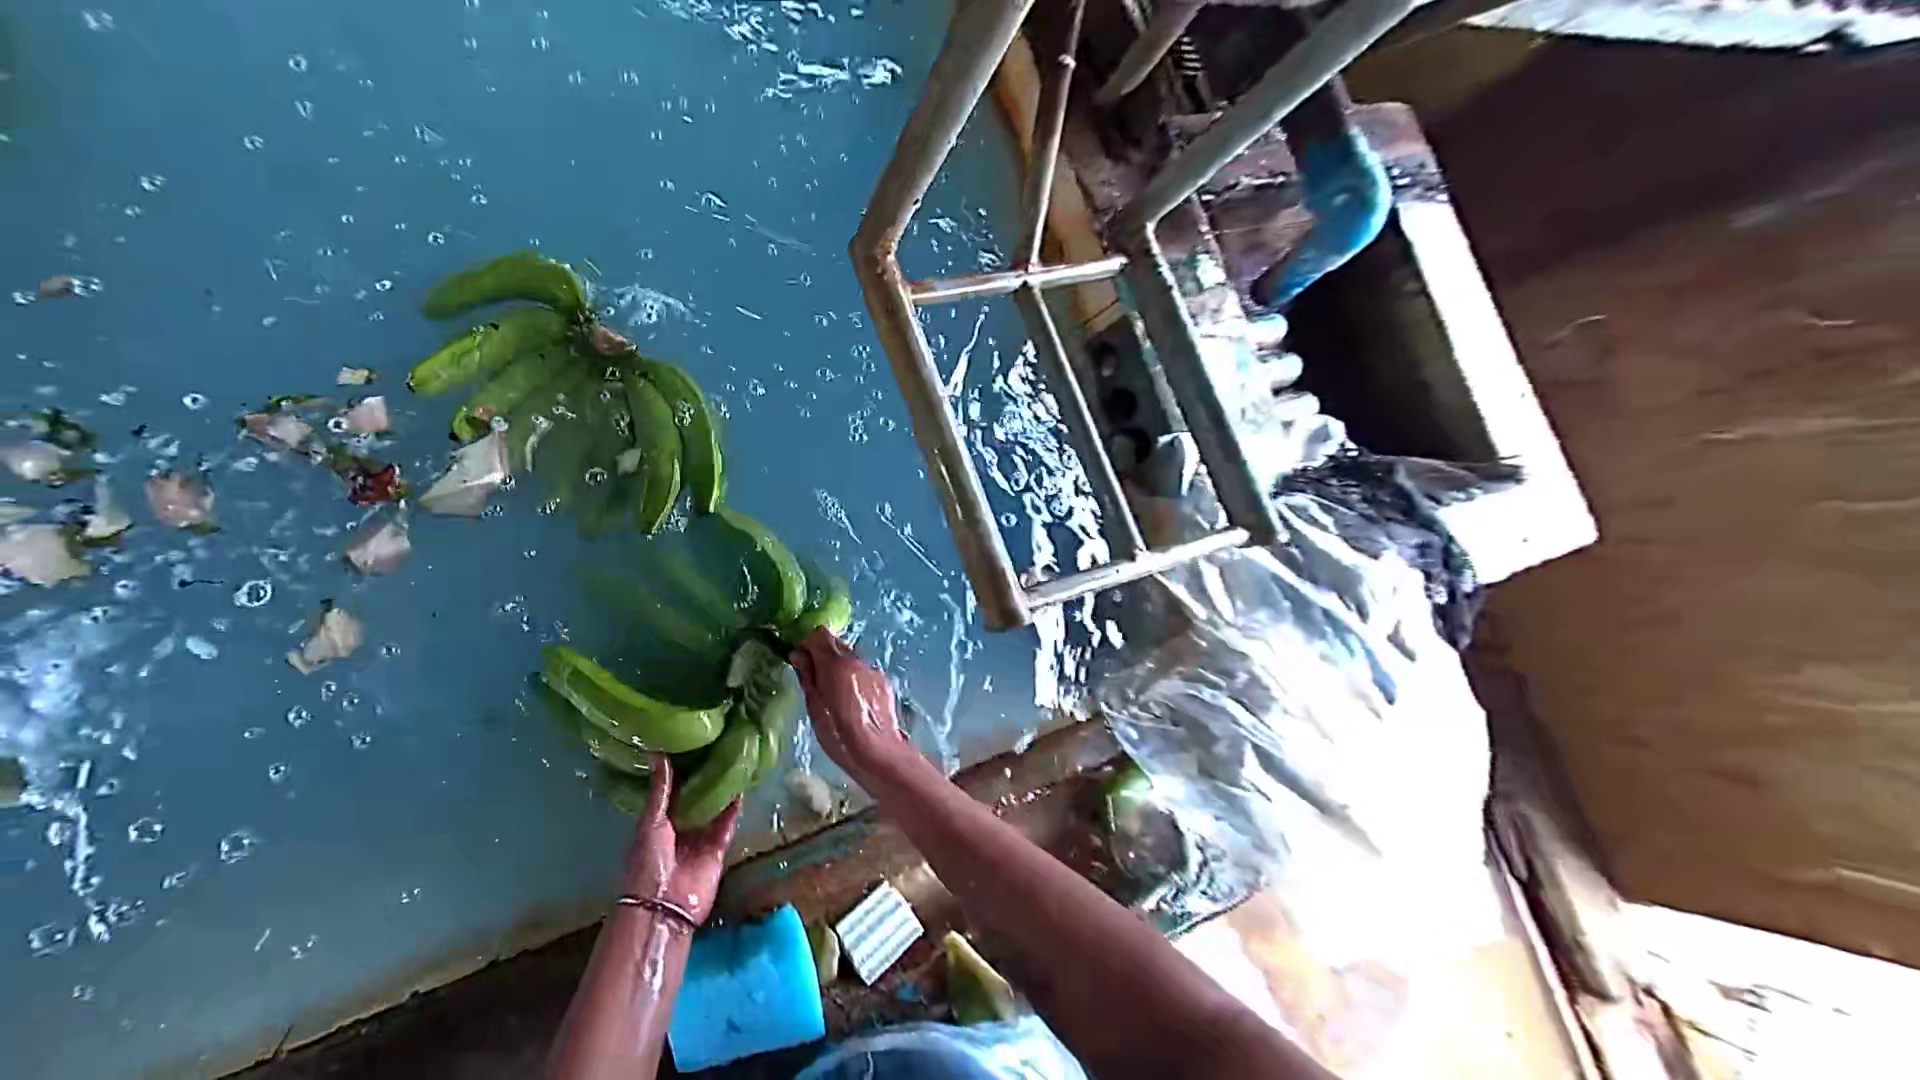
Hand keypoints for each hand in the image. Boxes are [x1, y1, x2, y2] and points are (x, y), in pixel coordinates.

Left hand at [621, 754, 740, 925]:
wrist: (666, 905)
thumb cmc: (648, 863)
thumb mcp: (650, 823)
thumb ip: (660, 790)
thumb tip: (657, 752)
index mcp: (657, 823)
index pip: (671, 792)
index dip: (680, 771)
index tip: (690, 745)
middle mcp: (679, 828)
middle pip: (694, 798)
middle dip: (703, 778)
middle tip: (716, 747)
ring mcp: (700, 837)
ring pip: (713, 808)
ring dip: (721, 790)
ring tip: (733, 761)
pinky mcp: (718, 847)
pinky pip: (728, 823)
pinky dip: (734, 808)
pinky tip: (742, 787)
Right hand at [790, 628, 918, 787]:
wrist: (879, 753)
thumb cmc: (839, 735)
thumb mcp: (814, 707)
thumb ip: (807, 676)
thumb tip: (798, 655)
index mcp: (836, 664)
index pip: (819, 635)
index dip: (807, 644)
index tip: (800, 661)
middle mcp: (857, 660)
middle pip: (836, 643)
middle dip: (823, 655)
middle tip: (815, 678)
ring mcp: (873, 670)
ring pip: (851, 657)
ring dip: (839, 667)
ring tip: (834, 693)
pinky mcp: (884, 682)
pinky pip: (864, 671)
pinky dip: (855, 678)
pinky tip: (853, 701)